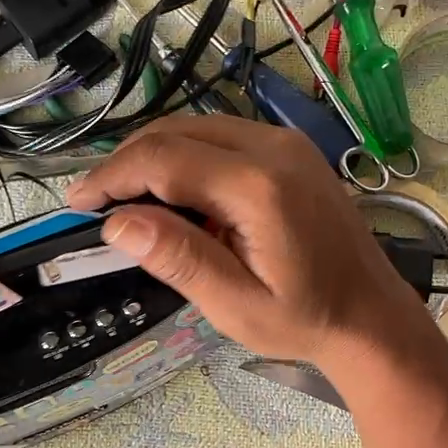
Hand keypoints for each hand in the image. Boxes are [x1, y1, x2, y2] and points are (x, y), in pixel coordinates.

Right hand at [65, 115, 431, 372]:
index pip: (163, 159)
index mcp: (258, 187)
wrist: (371, 314)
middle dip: (126, 163)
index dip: (111, 176)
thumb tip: (117, 223)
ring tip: (125, 200)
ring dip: (153, 158)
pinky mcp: (288, 149)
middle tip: (95, 203)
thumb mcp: (235, 304)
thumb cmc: (304, 319)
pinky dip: (183, 158)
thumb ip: (178, 258)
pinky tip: (172, 195)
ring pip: (195, 128)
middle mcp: (272, 147)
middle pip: (175, 131)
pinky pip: (220, 137)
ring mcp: (284, 142)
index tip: (76, 203)